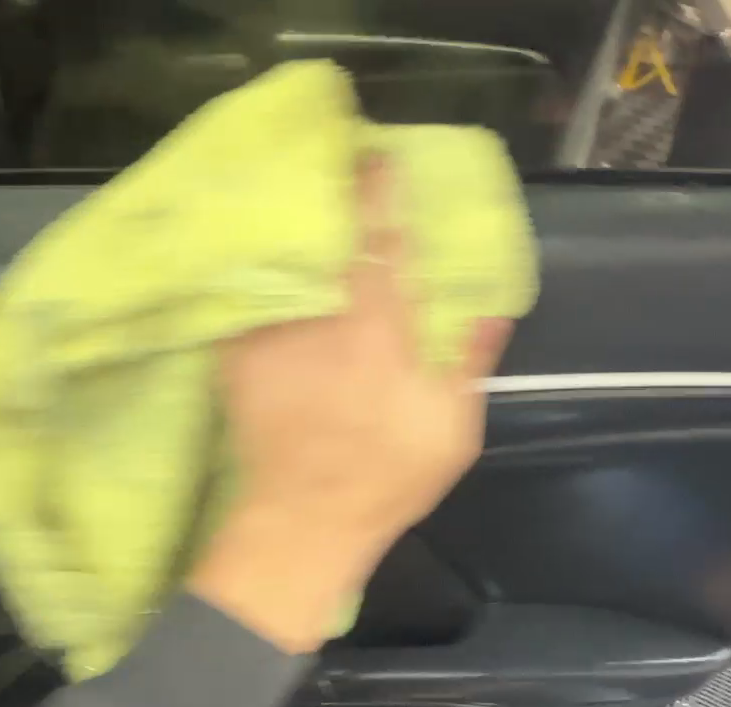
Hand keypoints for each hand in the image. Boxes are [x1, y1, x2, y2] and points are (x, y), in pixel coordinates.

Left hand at [188, 157, 513, 652]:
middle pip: (322, 239)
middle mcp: (320, 320)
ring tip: (303, 213)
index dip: (382, 194)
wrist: (305, 522)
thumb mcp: (451, 432)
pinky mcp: (239, 360)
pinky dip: (261, 278)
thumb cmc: (387, 479)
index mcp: (378, 332)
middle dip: (330, 198)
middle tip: (336, 173)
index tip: (382, 160)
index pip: (381, 242)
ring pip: (282, 263)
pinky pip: (249, 301)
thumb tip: (491, 310)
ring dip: (295, 234)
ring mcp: (273, 337)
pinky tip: (269, 272)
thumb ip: (470, 366)